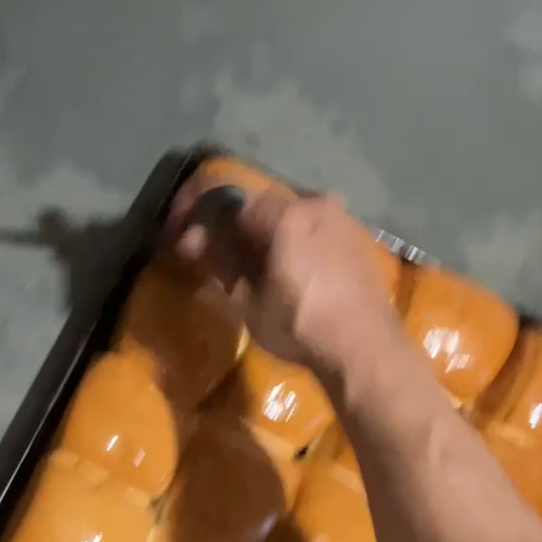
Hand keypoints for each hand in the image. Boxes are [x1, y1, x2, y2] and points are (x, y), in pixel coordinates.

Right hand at [171, 181, 402, 381]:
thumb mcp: (247, 300)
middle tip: (201, 252)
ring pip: (281, 214)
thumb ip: (220, 260)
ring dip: (252, 233)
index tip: (176, 229)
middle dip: (223, 223)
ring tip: (236, 264)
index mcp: (285, 212)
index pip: (226, 193)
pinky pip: (304, 227)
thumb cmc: (300, 325)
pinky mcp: (352, 237)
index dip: (194, 209)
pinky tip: (271, 267)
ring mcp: (339, 217)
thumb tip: (193, 240)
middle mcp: (314, 202)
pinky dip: (280, 239)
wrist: (365, 347)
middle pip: (254, 202)